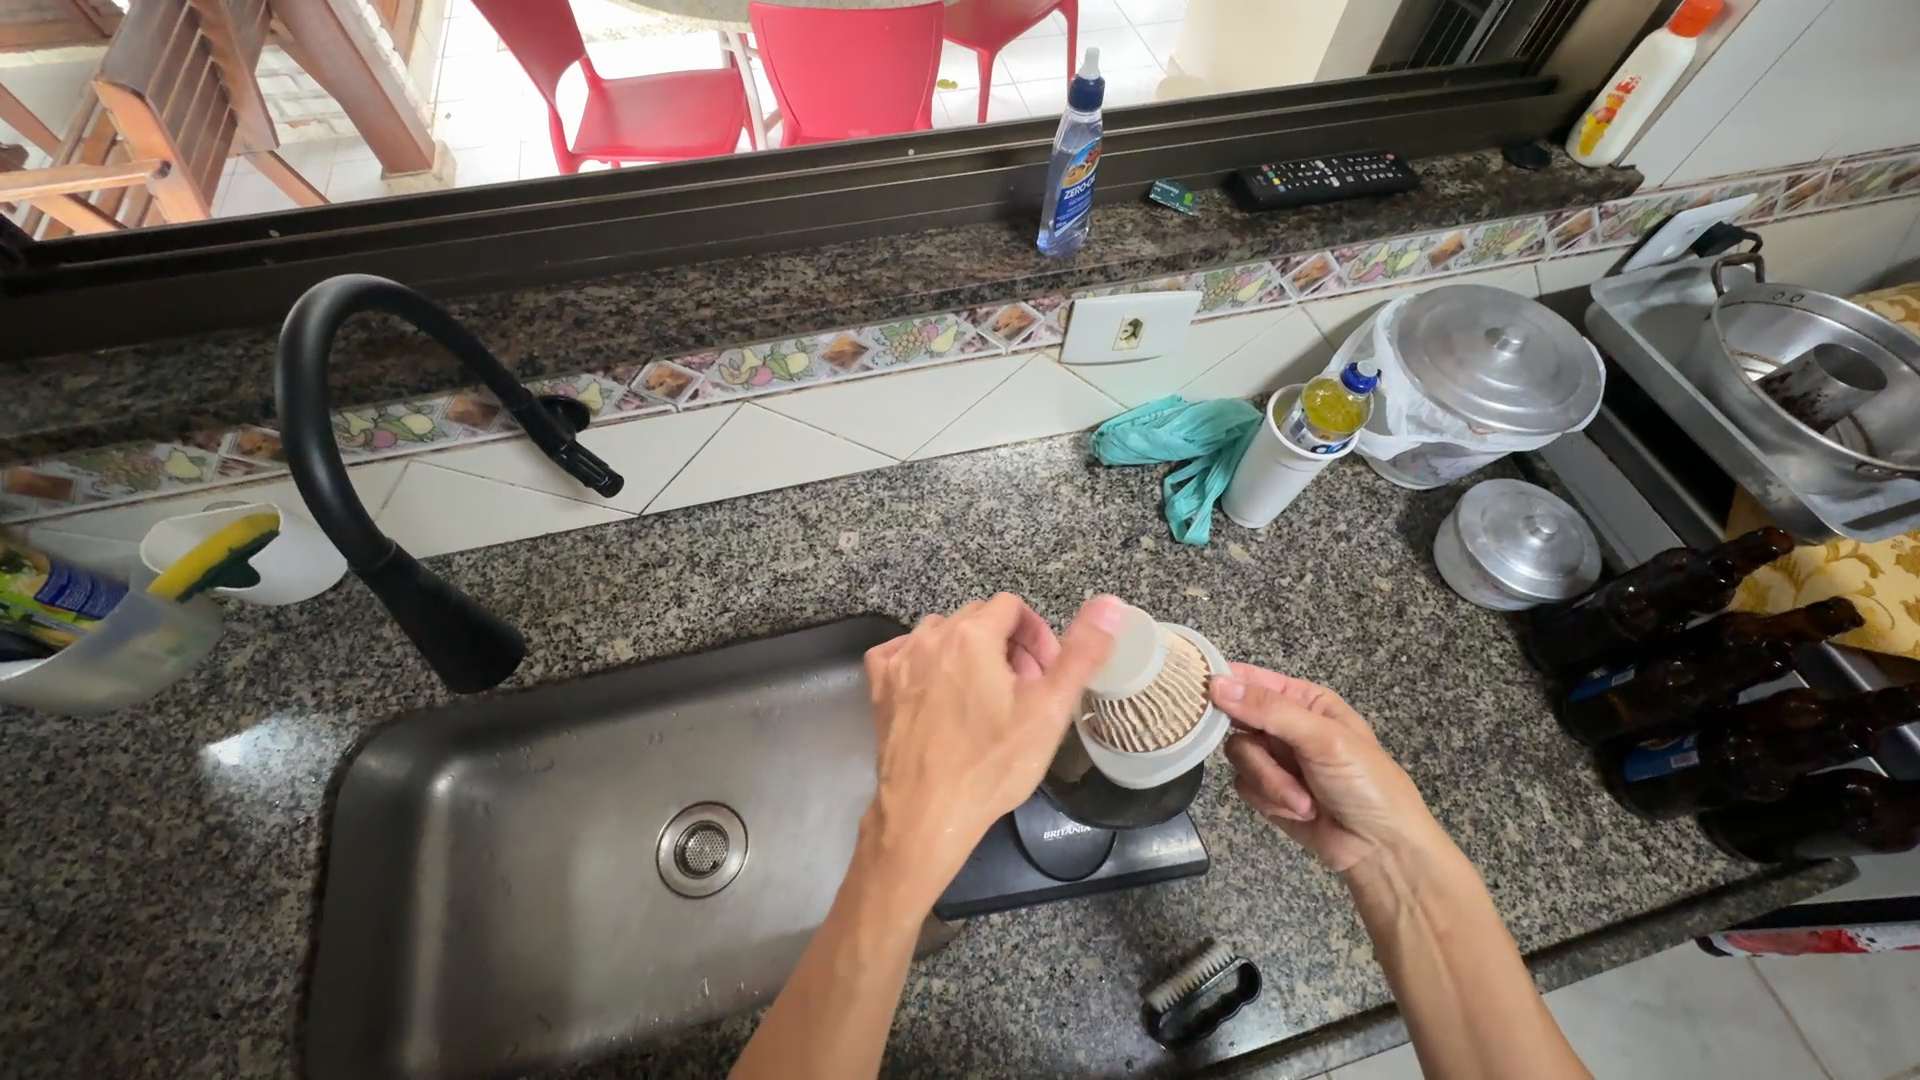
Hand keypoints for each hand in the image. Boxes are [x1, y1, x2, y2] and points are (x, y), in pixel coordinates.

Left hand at [859, 593, 1121, 904]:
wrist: (926, 814)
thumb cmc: (992, 764)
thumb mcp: (1049, 710)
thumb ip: (1082, 652)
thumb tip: (1110, 603)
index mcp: (974, 636)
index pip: (1012, 607)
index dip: (1035, 635)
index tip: (1044, 672)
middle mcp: (932, 638)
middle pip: (978, 618)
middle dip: (1006, 644)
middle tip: (1021, 690)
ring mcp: (900, 661)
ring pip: (941, 633)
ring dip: (967, 651)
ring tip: (983, 695)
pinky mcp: (879, 686)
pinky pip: (901, 651)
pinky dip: (923, 660)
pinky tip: (937, 689)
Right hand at [1214, 664, 1441, 873]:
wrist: (1381, 851)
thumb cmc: (1367, 784)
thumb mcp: (1323, 739)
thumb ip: (1268, 709)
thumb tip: (1216, 683)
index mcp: (1303, 700)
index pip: (1250, 679)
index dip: (1223, 682)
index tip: (1198, 691)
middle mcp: (1284, 725)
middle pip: (1236, 719)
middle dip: (1257, 747)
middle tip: (1265, 753)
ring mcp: (1274, 758)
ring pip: (1238, 755)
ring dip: (1269, 781)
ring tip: (1303, 800)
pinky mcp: (1266, 790)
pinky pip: (1243, 784)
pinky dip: (1269, 799)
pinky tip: (1298, 811)